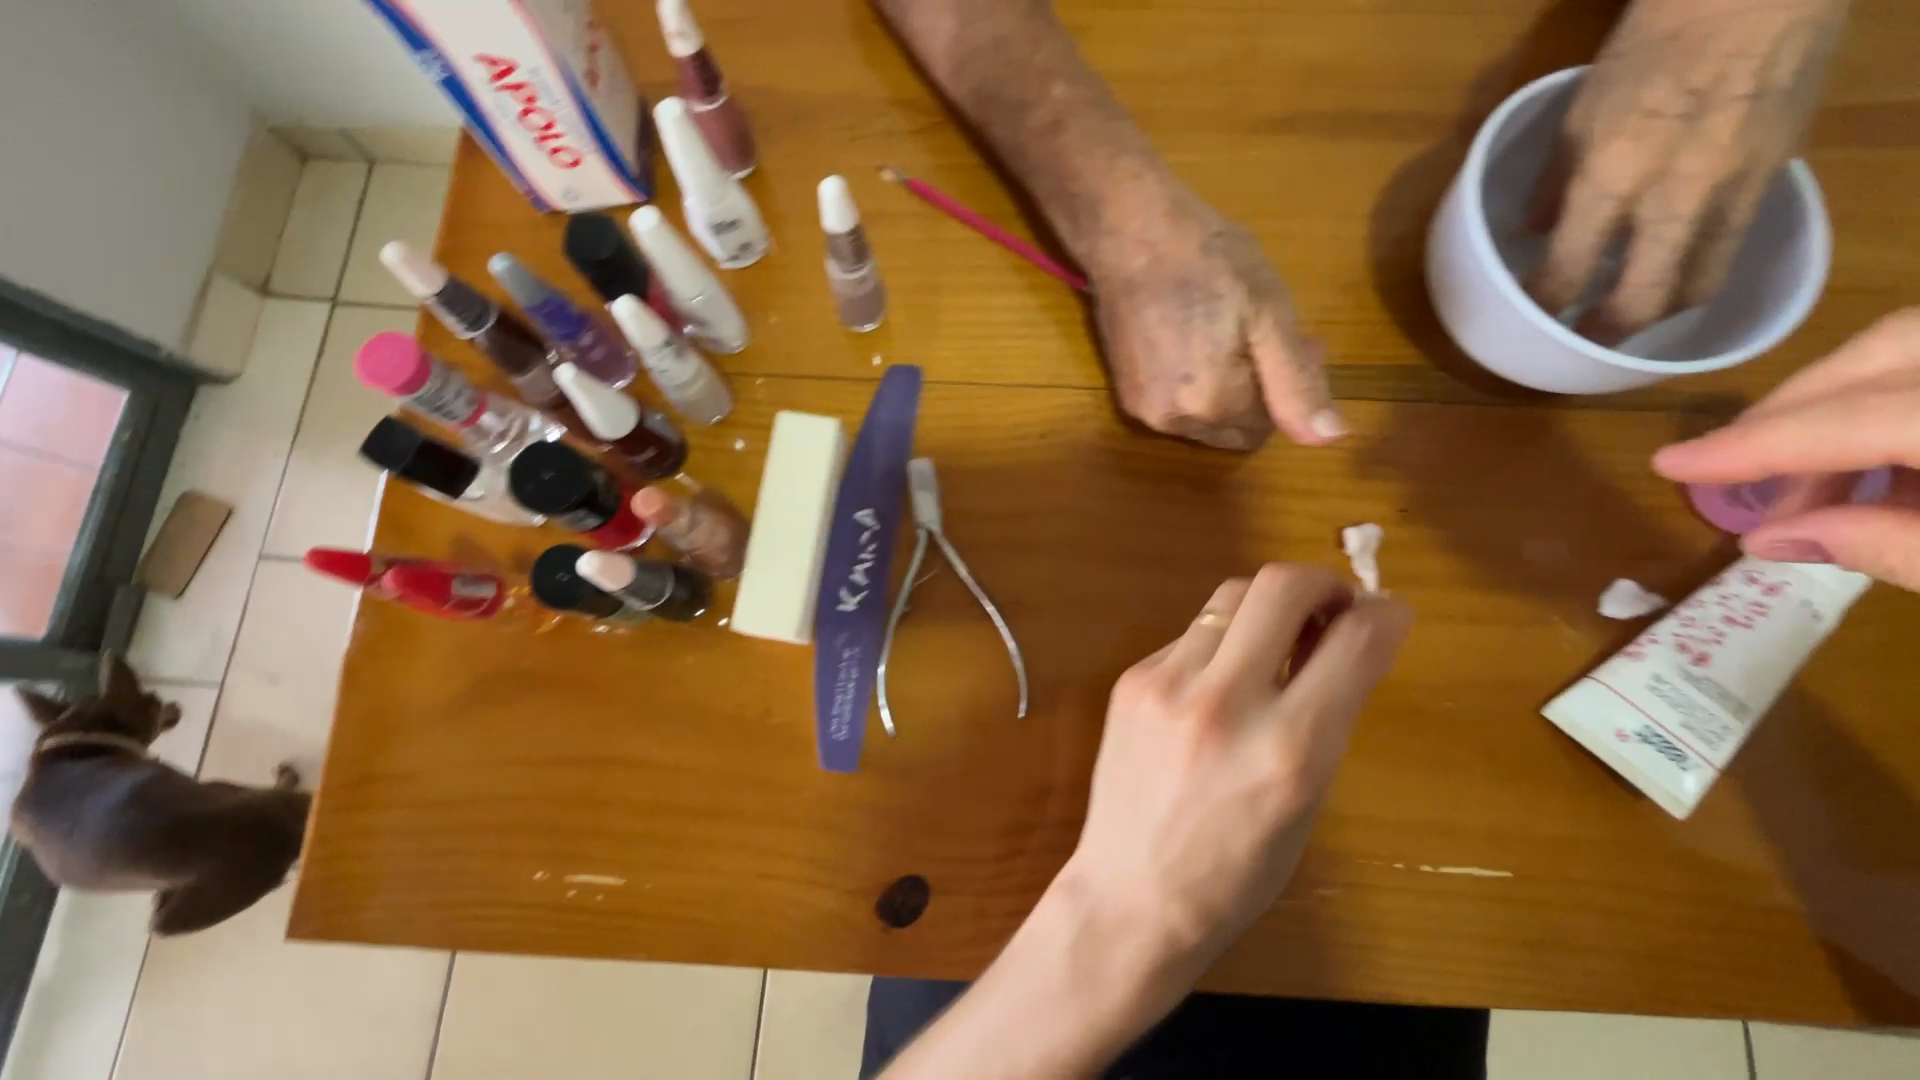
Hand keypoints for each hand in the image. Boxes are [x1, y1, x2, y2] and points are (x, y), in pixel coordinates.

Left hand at [1062, 564, 1410, 966]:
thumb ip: (1327, 716)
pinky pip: (1190, 635)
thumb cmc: (1238, 871)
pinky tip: (1217, 683)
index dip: (1387, 614)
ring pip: (1230, 596)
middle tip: (1330, 608)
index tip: (1389, 613)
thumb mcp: (1309, 801)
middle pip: (1282, 584)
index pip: (1357, 640)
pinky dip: (1219, 644)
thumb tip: (1342, 642)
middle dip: (1321, 582)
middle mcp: (1226, 703)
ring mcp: (1167, 685)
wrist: (1133, 895)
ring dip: (1265, 608)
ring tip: (1273, 642)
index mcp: (1291, 748)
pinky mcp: (1130, 681)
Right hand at [1089, 189, 1342, 450]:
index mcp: (1214, 405)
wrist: (1129, 235)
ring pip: (1205, 422)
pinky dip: (1191, 387)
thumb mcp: (1269, 314)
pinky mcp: (1126, 395)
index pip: (1267, 428)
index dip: (1285, 389)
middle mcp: (1174, 423)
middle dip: (1254, 396)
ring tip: (1222, 335)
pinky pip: (1176, 410)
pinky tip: (1190, 341)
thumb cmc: (1208, 261)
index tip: (1292, 341)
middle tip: (1259, 335)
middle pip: (1234, 431)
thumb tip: (1328, 439)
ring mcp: (1143, 411)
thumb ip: (1297, 382)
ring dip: (1223, 393)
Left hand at [1530, 0, 1847, 341]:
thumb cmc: (1651, 48)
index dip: (1545, 306)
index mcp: (1612, 179)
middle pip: (1643, 300)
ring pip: (1699, 282)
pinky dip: (1700, 272)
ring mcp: (1732, 190)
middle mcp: (1674, 198)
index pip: (1568, 272)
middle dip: (1608, 333)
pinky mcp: (1773, 176)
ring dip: (1661, 313)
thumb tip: (1531, 237)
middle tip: (1584, 343)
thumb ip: (1552, 185)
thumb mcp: (1577, 117)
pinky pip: (1733, 245)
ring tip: (1630, 321)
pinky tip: (1677, 274)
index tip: (1530, 319)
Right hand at [1653, 309, 1919, 589]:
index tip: (1667, 466)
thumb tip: (1773, 538)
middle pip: (1883, 351)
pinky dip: (1898, 405)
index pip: (1849, 420)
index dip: (1752, 446)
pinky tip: (1891, 467)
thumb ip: (1892, 549)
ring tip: (1815, 484)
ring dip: (1843, 406)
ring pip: (1909, 347)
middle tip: (1736, 467)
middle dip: (1792, 407)